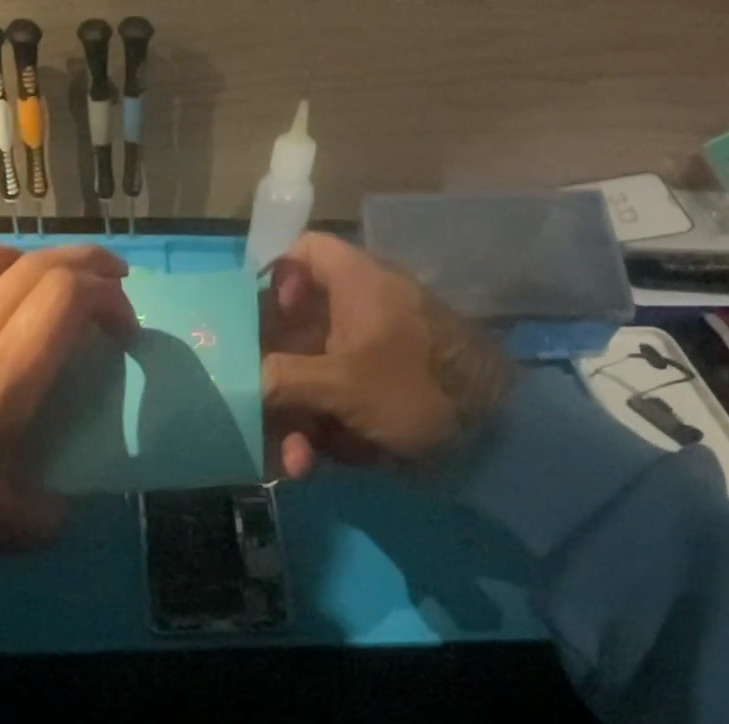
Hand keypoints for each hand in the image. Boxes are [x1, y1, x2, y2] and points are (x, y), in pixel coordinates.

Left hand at [0, 238, 135, 555]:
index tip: (124, 333)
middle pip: (36, 264)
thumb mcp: (2, 528)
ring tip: (36, 283)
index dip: (110, 299)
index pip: (69, 296)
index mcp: (8, 371)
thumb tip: (62, 511)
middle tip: (112, 281)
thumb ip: (46, 518)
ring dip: (21, 260)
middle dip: (86, 264)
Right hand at [261, 233, 508, 478]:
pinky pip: (332, 405)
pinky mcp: (375, 393)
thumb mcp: (342, 384)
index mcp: (355, 285)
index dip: (275, 278)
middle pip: (292, 330)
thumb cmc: (415, 388)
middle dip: (270, 379)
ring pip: (308, 378)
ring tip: (291, 461)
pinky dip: (318, 433)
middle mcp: (357, 313)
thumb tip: (238, 382)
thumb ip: (283, 380)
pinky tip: (309, 465)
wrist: (490, 434)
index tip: (255, 321)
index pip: (304, 252)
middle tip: (252, 409)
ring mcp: (367, 355)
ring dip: (292, 421)